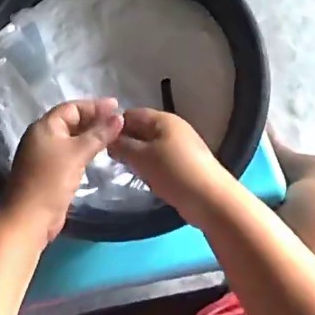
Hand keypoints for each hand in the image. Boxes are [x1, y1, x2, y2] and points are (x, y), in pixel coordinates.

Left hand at [2, 98, 123, 240]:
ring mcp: (45, 155)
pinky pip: (70, 153)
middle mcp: (42, 137)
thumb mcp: (77, 153)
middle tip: (119, 121)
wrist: (30, 218)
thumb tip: (119, 118)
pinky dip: (85, 150)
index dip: (95, 106)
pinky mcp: (50, 172)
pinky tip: (99, 154)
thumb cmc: (51, 180)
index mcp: (44, 127)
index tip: (117, 107)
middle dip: (94, 120)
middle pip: (71, 121)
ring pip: (72, 138)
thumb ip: (98, 134)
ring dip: (91, 135)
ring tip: (114, 135)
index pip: (71, 108)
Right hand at [107, 108, 230, 220]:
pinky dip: (151, 167)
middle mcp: (174, 127)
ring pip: (150, 146)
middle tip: (112, 160)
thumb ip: (122, 146)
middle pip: (141, 129)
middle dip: (126, 143)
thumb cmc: (174, 172)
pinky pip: (161, 159)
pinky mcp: (186, 164)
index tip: (102, 144)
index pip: (131, 114)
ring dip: (138, 157)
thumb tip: (109, 140)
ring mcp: (182, 146)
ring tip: (128, 171)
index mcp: (163, 119)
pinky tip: (147, 179)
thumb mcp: (141, 158)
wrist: (212, 200)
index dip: (114, 127)